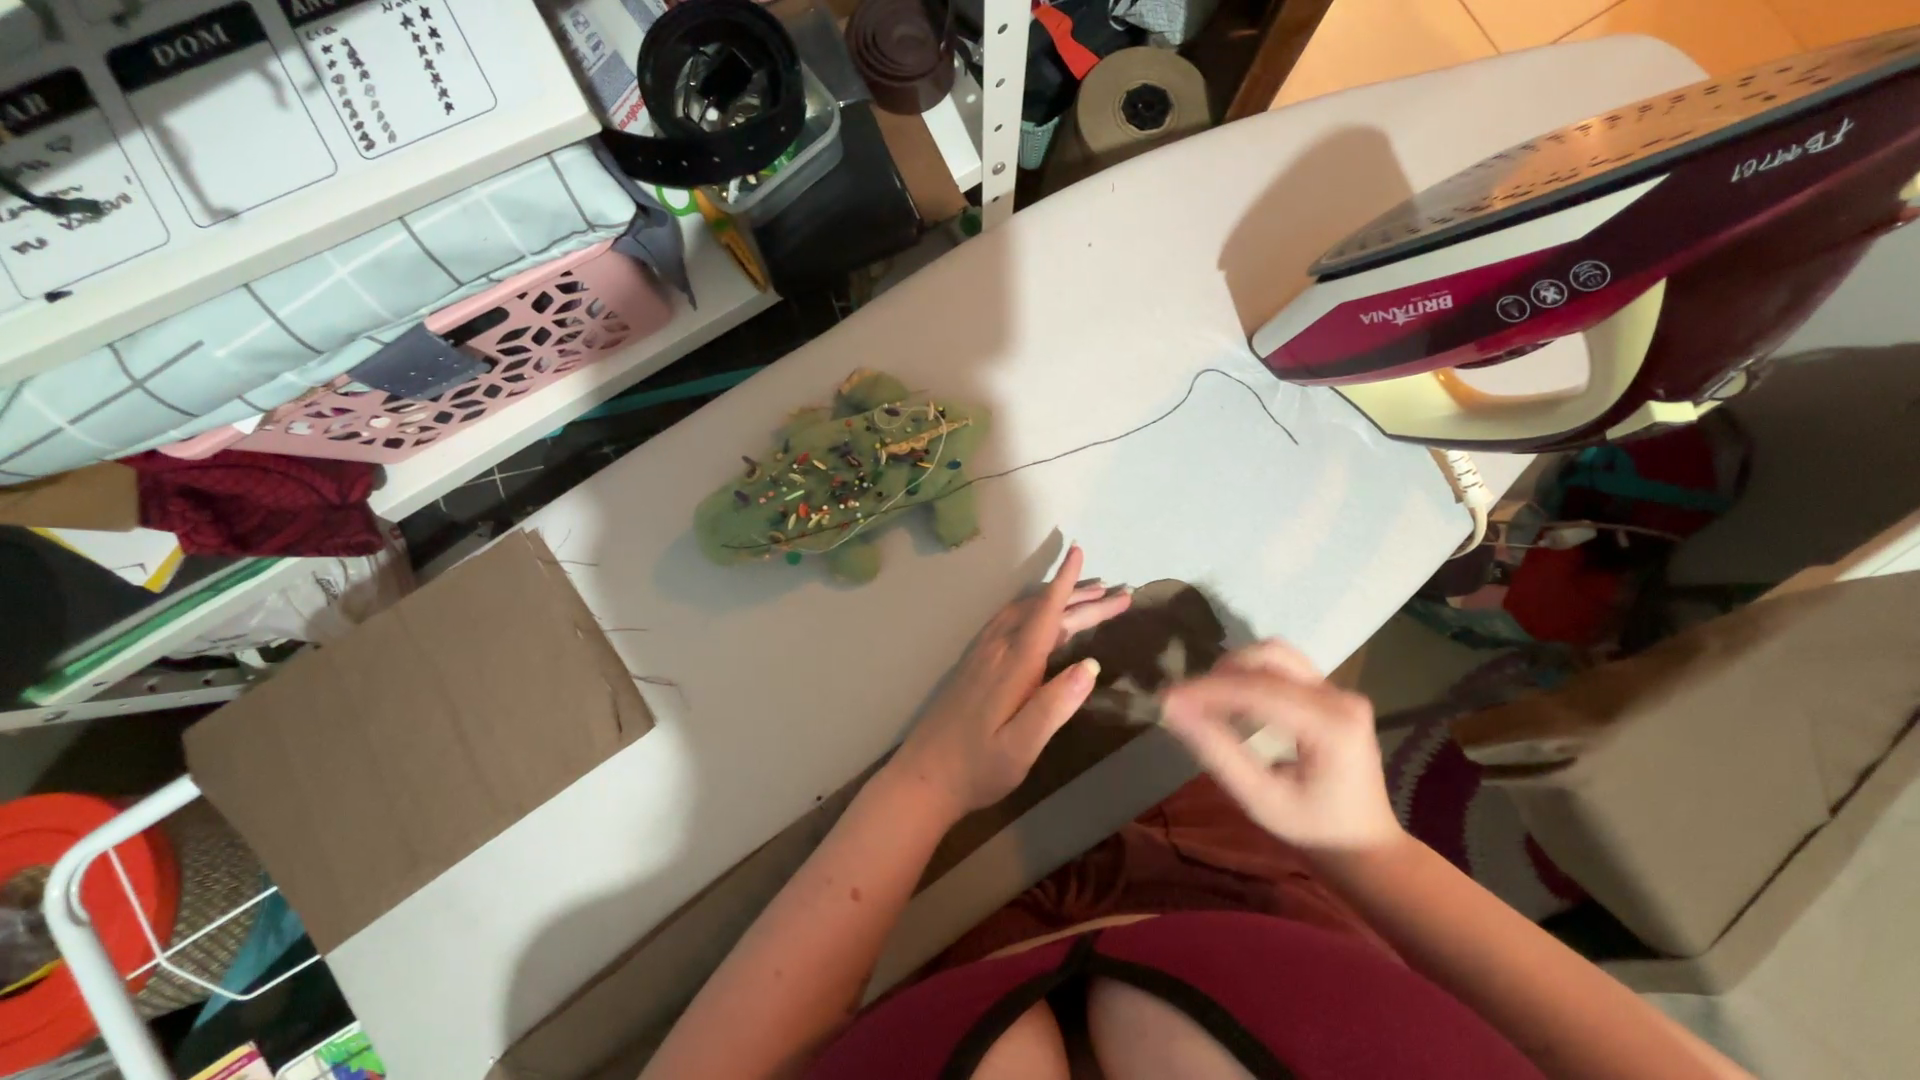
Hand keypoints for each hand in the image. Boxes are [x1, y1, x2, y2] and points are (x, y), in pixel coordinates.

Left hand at [886, 546, 1132, 820]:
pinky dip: (1034, 609)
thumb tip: (1092, 665)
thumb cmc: (977, 769)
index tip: (1079, 551)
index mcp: (1013, 666)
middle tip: (1122, 595)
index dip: (1065, 584)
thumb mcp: (1022, 747)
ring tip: (1092, 596)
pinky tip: (1042, 616)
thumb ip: (1054, 706)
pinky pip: (1008, 621)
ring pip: (1024, 613)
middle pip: (1042, 612)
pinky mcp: (973, 665)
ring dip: (1058, 601)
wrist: (922, 779)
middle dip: (1082, 598)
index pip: (1045, 615)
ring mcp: (981, 656)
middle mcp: (996, 651)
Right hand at [1158, 639, 1403, 855]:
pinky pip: (1283, 667)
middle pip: (1270, 656)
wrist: (1362, 844)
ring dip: (1236, 670)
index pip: (1259, 689)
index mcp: (1331, 725)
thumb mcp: (1259, 799)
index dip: (1208, 690)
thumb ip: (1218, 752)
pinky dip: (1250, 676)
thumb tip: (1172, 711)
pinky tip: (1233, 703)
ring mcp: (1339, 691)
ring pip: (1276, 654)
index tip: (1166, 699)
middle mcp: (1340, 696)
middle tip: (1189, 702)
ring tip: (1209, 700)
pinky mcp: (1331, 693)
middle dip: (1222, 673)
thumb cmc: (1311, 829)